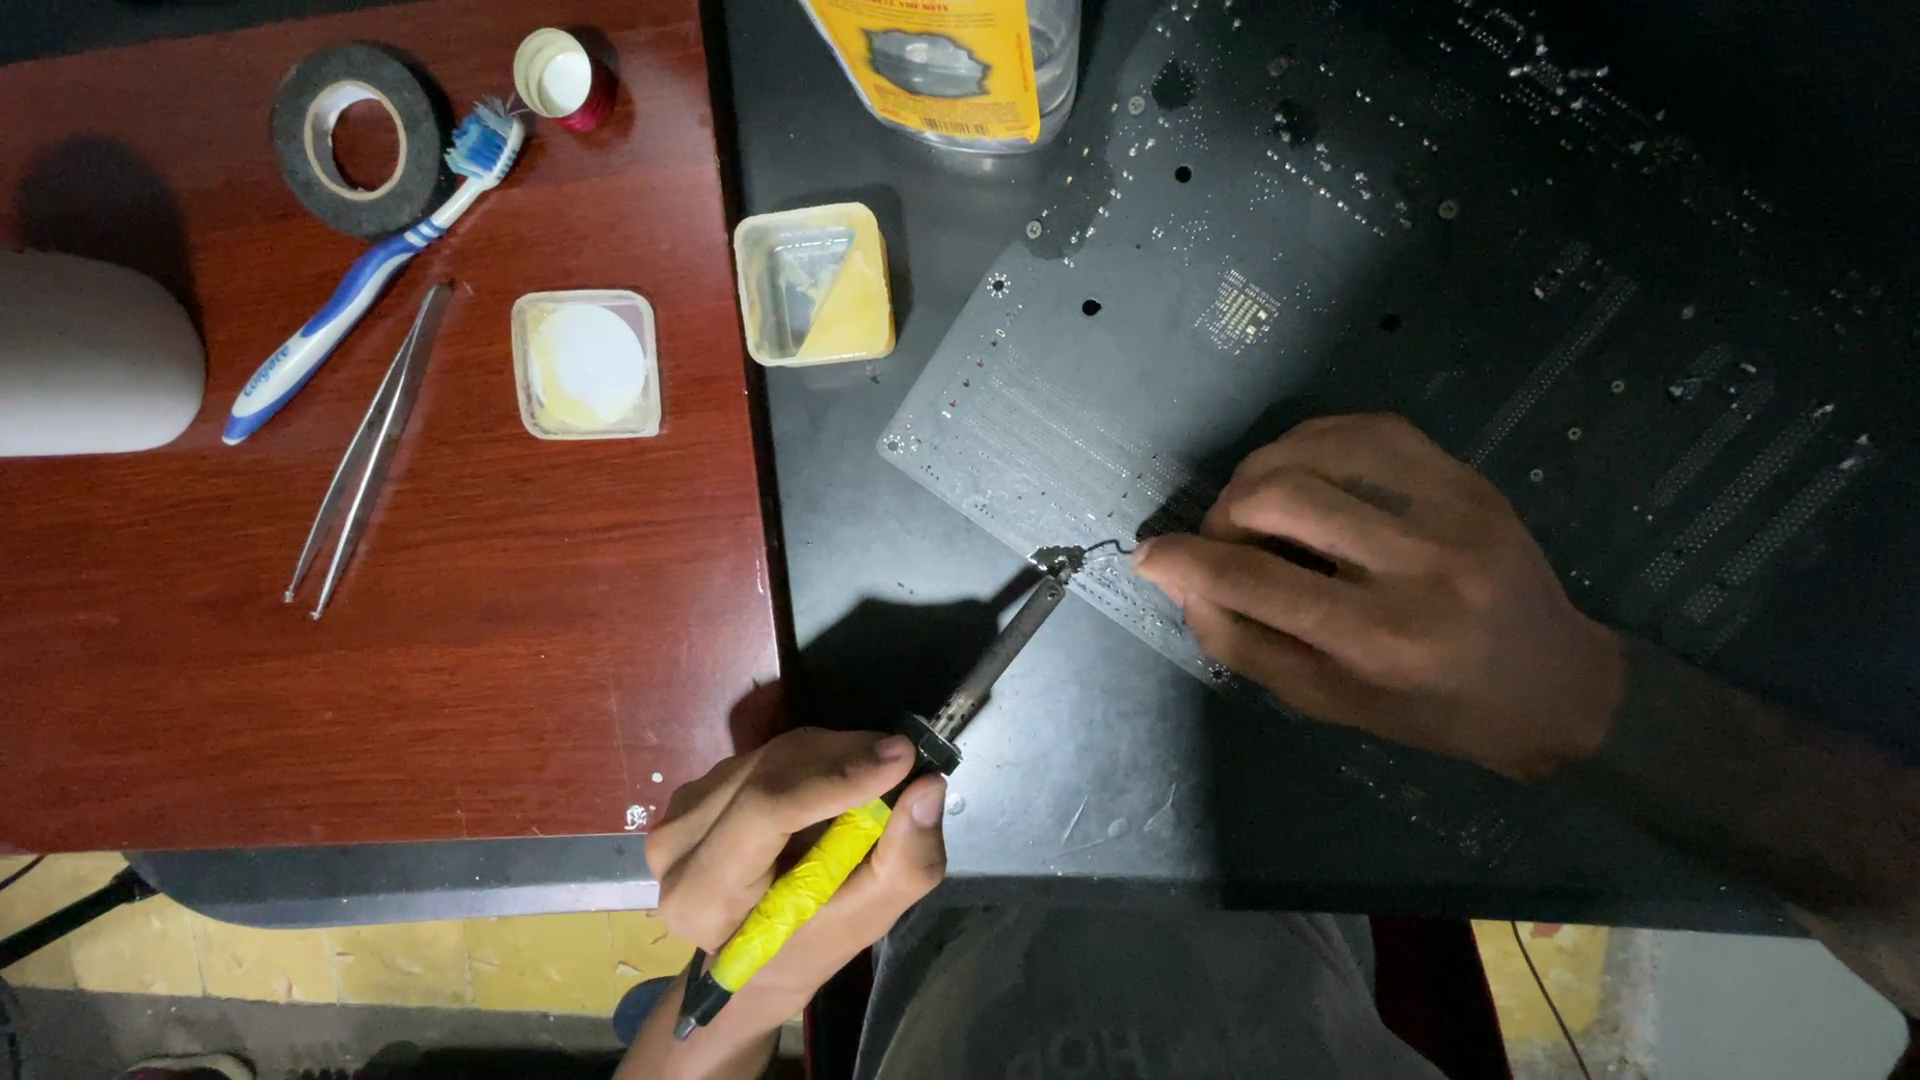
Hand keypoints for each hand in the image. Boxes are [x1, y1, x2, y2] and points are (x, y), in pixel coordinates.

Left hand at [648, 727, 946, 1012]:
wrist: (756, 959)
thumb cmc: (808, 946)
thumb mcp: (866, 920)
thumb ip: (904, 863)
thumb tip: (928, 787)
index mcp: (702, 895)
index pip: (765, 811)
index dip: (837, 778)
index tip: (902, 757)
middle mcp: (675, 845)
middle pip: (772, 770)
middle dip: (848, 757)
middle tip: (905, 759)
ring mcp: (681, 809)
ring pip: (774, 753)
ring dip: (837, 753)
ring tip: (876, 776)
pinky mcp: (699, 786)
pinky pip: (769, 751)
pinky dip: (817, 756)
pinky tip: (839, 780)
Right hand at [1133, 414, 1623, 780]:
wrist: (1552, 683)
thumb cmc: (1428, 710)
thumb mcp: (1325, 702)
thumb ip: (1242, 644)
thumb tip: (1178, 582)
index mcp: (1381, 640)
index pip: (1253, 581)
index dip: (1184, 561)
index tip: (1149, 555)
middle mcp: (1418, 566)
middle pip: (1278, 497)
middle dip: (1223, 514)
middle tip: (1221, 539)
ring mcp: (1450, 509)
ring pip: (1314, 448)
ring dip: (1258, 471)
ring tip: (1255, 505)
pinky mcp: (1465, 476)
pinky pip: (1363, 427)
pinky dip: (1307, 441)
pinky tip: (1297, 469)